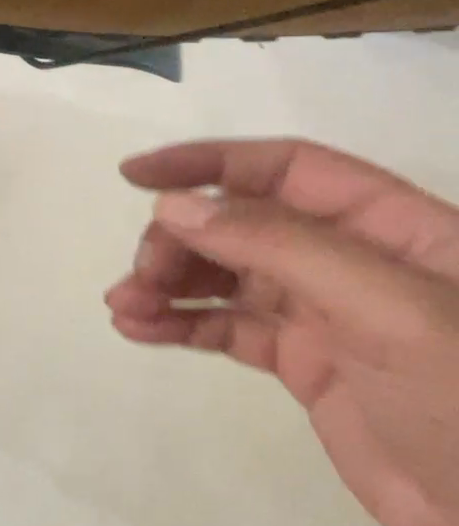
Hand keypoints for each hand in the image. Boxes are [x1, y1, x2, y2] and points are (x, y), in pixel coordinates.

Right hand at [106, 139, 458, 525]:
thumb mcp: (392, 314)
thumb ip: (281, 248)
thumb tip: (172, 206)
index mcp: (401, 233)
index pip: (292, 170)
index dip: (210, 164)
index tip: (134, 177)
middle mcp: (360, 264)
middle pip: (241, 224)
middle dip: (178, 242)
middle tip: (142, 278)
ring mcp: (331, 315)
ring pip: (224, 274)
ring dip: (165, 282)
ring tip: (123, 308)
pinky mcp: (306, 362)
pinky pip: (224, 325)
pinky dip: (176, 321)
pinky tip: (137, 329)